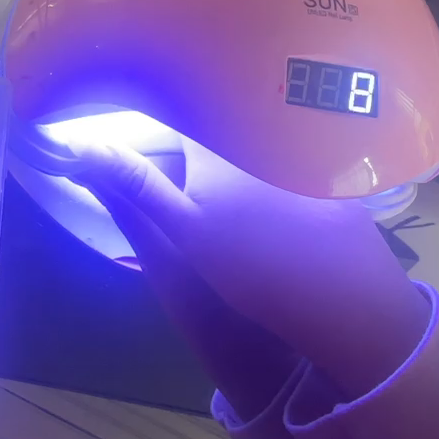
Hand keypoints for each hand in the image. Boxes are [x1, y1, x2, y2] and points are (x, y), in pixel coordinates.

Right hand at [74, 139, 429, 398]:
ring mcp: (298, 162)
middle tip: (154, 159)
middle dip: (177, 143)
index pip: (165, 125)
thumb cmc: (257, 269)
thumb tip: (83, 144)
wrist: (355, 313)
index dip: (138, 131)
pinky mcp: (331, 185)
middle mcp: (256, 145)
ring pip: (245, 145)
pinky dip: (260, 168)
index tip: (116, 138)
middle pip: (205, 132)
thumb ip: (136, 186)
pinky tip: (259, 199)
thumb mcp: (186, 231)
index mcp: (217, 153)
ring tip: (203, 178)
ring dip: (220, 152)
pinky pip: (282, 161)